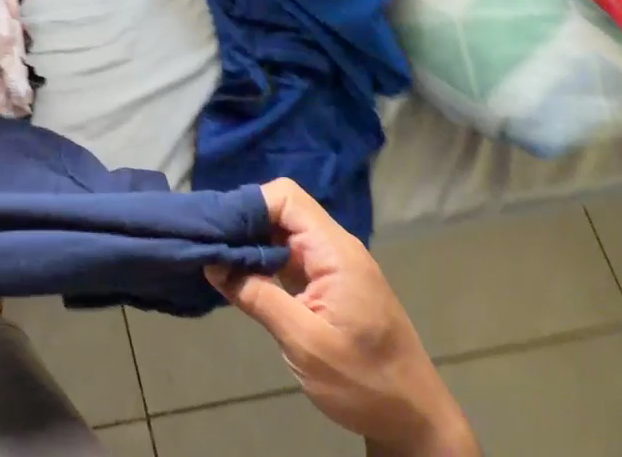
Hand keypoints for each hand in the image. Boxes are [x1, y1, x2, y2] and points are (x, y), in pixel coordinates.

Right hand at [206, 179, 477, 456]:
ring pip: (280, 234)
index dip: (248, 205)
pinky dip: (259, 262)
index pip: (285, 198)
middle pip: (280, 211)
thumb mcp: (305, 342)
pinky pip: (286, 258)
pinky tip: (235, 276)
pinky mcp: (326, 287)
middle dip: (241, 223)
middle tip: (205, 244)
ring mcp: (331, 269)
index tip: (216, 230)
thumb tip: (213, 263)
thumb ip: (258, 297)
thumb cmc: (365, 382)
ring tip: (212, 258)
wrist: (416, 423)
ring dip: (247, 244)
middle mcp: (334, 251)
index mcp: (336, 254)